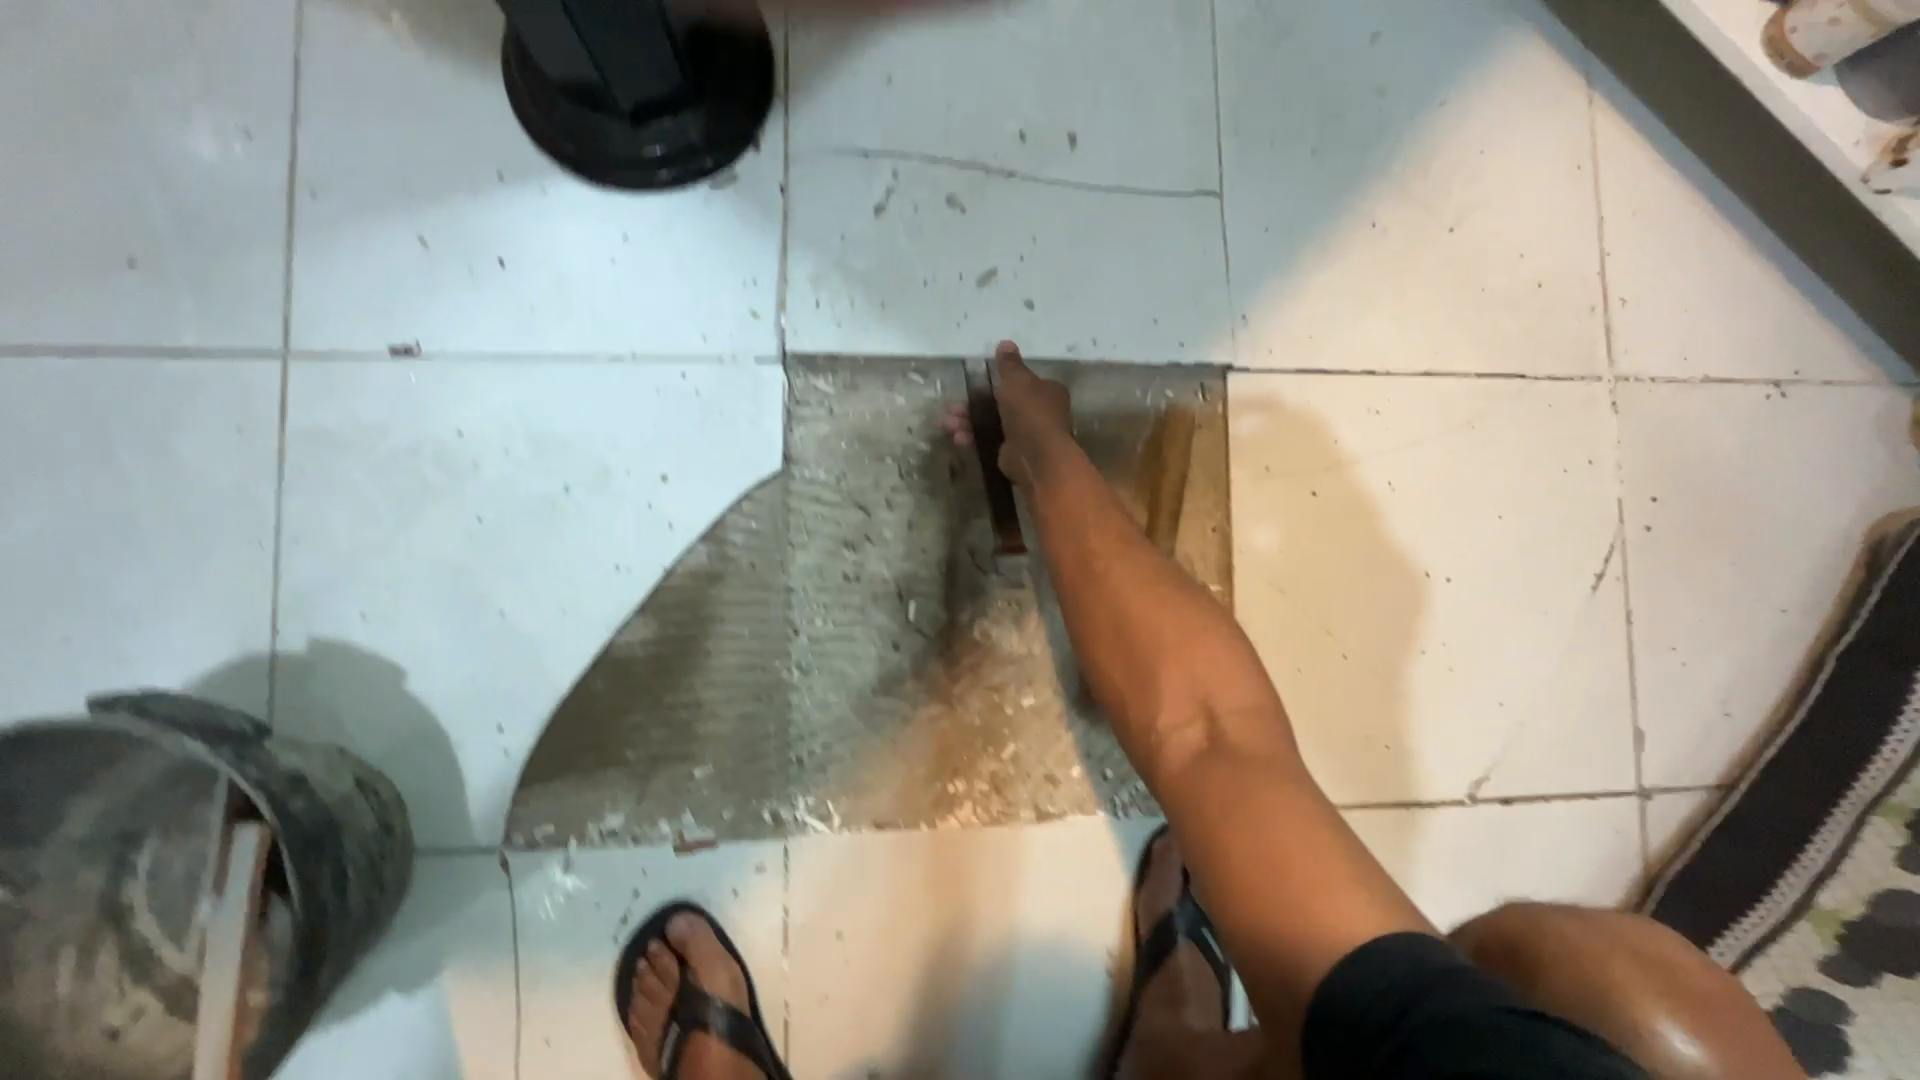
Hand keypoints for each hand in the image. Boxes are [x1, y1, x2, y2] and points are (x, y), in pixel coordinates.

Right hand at [943, 341, 1073, 487]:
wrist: (1036, 455)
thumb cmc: (1030, 411)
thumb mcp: (1017, 380)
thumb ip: (1009, 364)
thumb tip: (1005, 342)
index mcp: (1047, 391)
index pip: (1023, 383)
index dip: (1000, 382)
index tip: (977, 382)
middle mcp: (1039, 413)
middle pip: (1000, 404)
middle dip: (973, 405)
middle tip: (952, 406)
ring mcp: (1025, 435)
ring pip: (991, 423)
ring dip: (968, 422)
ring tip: (947, 424)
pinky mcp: (1012, 454)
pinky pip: (989, 441)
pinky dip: (973, 438)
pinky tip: (957, 438)